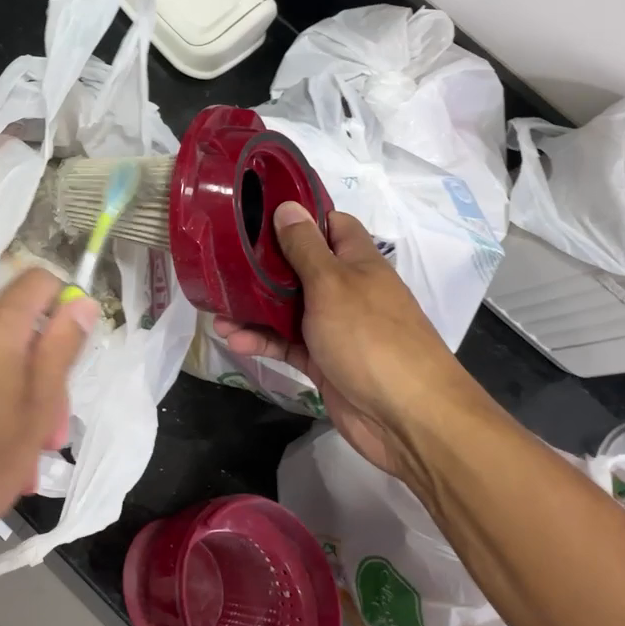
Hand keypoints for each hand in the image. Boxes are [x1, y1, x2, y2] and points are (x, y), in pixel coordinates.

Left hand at [0, 270, 98, 555]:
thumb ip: (61, 349)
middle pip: (19, 324)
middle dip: (42, 370)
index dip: (64, 306)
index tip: (72, 352)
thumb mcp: (38, 410)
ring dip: (18, 390)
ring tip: (23, 448)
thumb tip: (82, 303)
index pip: (40, 281)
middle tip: (51, 430)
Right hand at [214, 204, 494, 485]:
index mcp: (358, 263)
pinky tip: (233, 340)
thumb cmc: (371, 337)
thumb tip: (287, 206)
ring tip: (215, 309)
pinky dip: (261, 340)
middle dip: (262, 264)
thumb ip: (305, 247)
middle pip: (300, 266)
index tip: (258, 211)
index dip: (300, 216)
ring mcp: (334, 328)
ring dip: (253, 307)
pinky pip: (286, 343)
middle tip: (221, 258)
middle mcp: (347, 290)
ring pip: (287, 308)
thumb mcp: (332, 284)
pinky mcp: (323, 361)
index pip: (331, 225)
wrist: (408, 419)